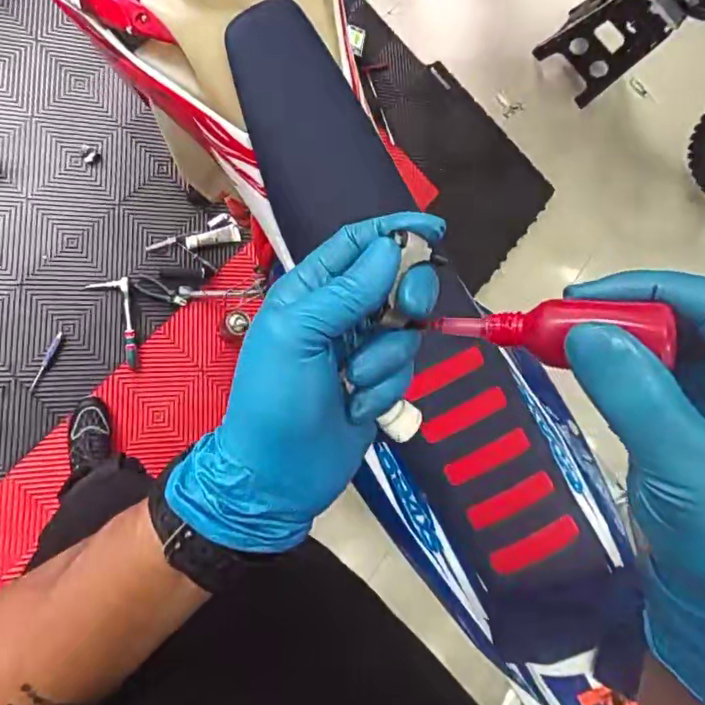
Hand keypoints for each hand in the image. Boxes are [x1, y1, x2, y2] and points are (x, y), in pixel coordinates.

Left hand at [165, 212, 444, 552]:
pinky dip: (384, 390)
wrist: (277, 475)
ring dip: (385, 361)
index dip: (394, 231)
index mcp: (308, 292)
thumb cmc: (272, 403)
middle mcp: (336, 315)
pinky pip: (403, 370)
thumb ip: (344, 292)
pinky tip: (355, 408)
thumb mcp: (298, 338)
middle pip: (393, 282)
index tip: (433, 229)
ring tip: (352, 384)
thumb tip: (389, 247)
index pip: (355, 245)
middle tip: (401, 314)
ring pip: (404, 330)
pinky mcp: (375, 383)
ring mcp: (358, 350)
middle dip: (404, 300)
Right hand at [562, 271, 704, 704]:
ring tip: (562, 336)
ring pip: (680, 346)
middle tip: (561, 318)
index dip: (651, 292)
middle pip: (704, 325)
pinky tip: (585, 362)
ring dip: (621, 339)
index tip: (579, 297)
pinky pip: (665, 376)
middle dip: (629, 316)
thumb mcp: (682, 468)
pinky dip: (623, 366)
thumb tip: (581, 330)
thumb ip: (634, 393)